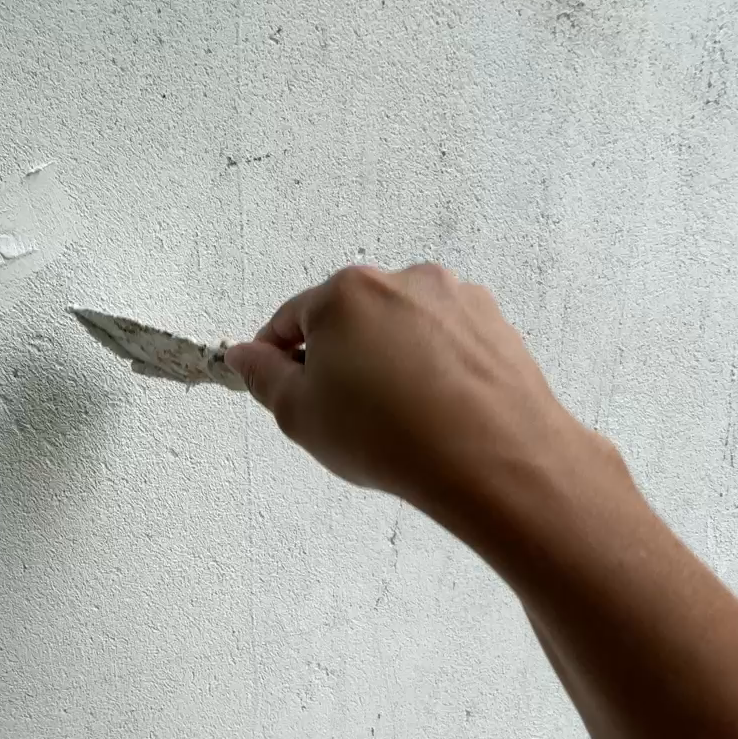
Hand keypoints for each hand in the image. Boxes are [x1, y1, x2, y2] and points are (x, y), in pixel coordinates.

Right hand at [226, 263, 616, 530]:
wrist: (492, 458)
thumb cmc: (387, 435)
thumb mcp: (297, 413)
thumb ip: (262, 375)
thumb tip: (245, 354)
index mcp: (343, 294)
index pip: (288, 320)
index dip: (275, 357)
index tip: (280, 389)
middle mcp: (399, 280)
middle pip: (344, 318)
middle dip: (333, 358)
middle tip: (337, 412)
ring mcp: (452, 297)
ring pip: (393, 327)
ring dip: (380, 360)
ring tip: (389, 416)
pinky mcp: (491, 321)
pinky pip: (438, 338)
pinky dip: (424, 365)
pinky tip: (427, 408)